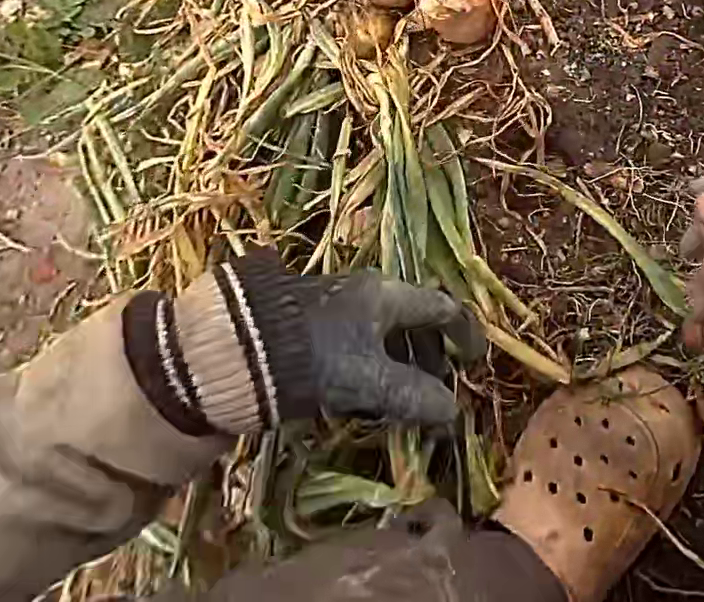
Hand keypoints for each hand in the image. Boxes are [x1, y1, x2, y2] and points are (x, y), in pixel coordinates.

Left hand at [288, 271, 486, 426]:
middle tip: (437, 386)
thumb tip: (452, 411)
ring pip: (385, 331)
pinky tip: (363, 392)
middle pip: (414, 319)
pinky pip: (358, 340)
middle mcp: (368, 291)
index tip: (475, 359)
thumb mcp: (367, 380)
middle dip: (431, 353)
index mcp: (388, 295)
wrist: (228, 350)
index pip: (441, 308)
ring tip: (401, 397)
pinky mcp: (311, 322)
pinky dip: (373, 364)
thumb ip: (412, 394)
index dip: (464, 333)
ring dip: (401, 362)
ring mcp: (337, 303)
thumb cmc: (311, 358)